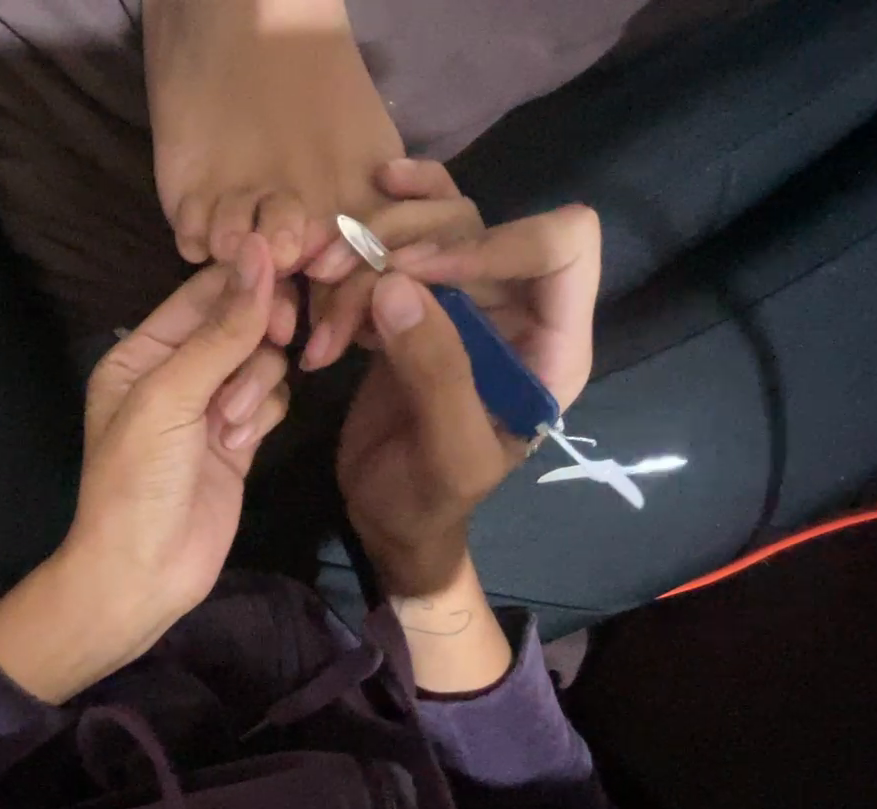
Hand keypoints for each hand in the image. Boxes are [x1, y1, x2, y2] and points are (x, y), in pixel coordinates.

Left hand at [0, 234, 293, 702]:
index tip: (288, 285)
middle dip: (256, 339)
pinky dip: (264, 414)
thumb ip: (218, 331)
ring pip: (261, 361)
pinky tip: (240, 446)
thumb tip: (257, 252)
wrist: (144, 571)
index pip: (201, 294)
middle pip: (239, 322)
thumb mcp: (168, 398)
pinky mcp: (238, 441)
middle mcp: (173, 374)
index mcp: (139, 354)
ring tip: (230, 426)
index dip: (247, 283)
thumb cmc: (137, 480)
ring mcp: (207, 408)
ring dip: (256, 385)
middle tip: (279, 346)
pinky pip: (271, 400)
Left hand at [146, 0, 404, 270]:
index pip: (346, 280)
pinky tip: (203, 193)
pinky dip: (197, 228)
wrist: (238, 18)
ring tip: (239, 196)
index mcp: (340, 211)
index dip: (339, 296)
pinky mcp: (191, 207)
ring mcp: (240, 217)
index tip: (332, 287)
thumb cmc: (314, 69)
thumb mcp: (363, 142)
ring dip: (238, 241)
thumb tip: (368, 271)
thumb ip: (364, 216)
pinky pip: (193, 245)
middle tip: (286, 242)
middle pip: (288, 285)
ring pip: (239, 266)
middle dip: (283, 281)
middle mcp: (290, 224)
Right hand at [336, 203, 602, 596]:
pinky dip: (348, 261)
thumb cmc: (431, 499)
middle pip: (473, 224)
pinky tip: (321, 272)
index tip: (413, 272)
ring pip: (420, 233)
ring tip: (317, 283)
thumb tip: (395, 285)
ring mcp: (455, 306)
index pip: (559, 245)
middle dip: (398, 242)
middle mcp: (510, 308)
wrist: (386, 516)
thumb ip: (437, 373)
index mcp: (550, 341)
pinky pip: (383, 261)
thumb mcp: (447, 454)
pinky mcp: (405, 313)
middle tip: (330, 273)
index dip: (492, 243)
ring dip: (361, 251)